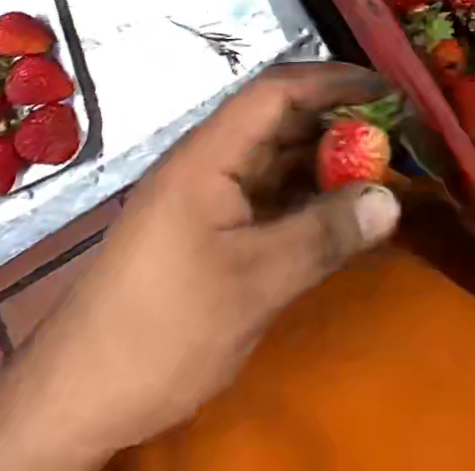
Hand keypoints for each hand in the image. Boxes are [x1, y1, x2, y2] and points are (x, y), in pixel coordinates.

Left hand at [0, 62, 402, 468]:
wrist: (79, 394)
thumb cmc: (163, 328)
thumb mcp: (254, 284)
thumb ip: (324, 235)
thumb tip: (391, 199)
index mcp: (208, 154)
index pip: (276, 91)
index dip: (333, 81)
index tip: (386, 91)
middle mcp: (208, 161)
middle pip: (278, 118)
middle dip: (337, 119)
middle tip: (395, 132)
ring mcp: (206, 194)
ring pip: (275, 157)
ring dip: (324, 158)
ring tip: (379, 168)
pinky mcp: (209, 226)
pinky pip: (267, 193)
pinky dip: (306, 194)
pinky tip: (338, 209)